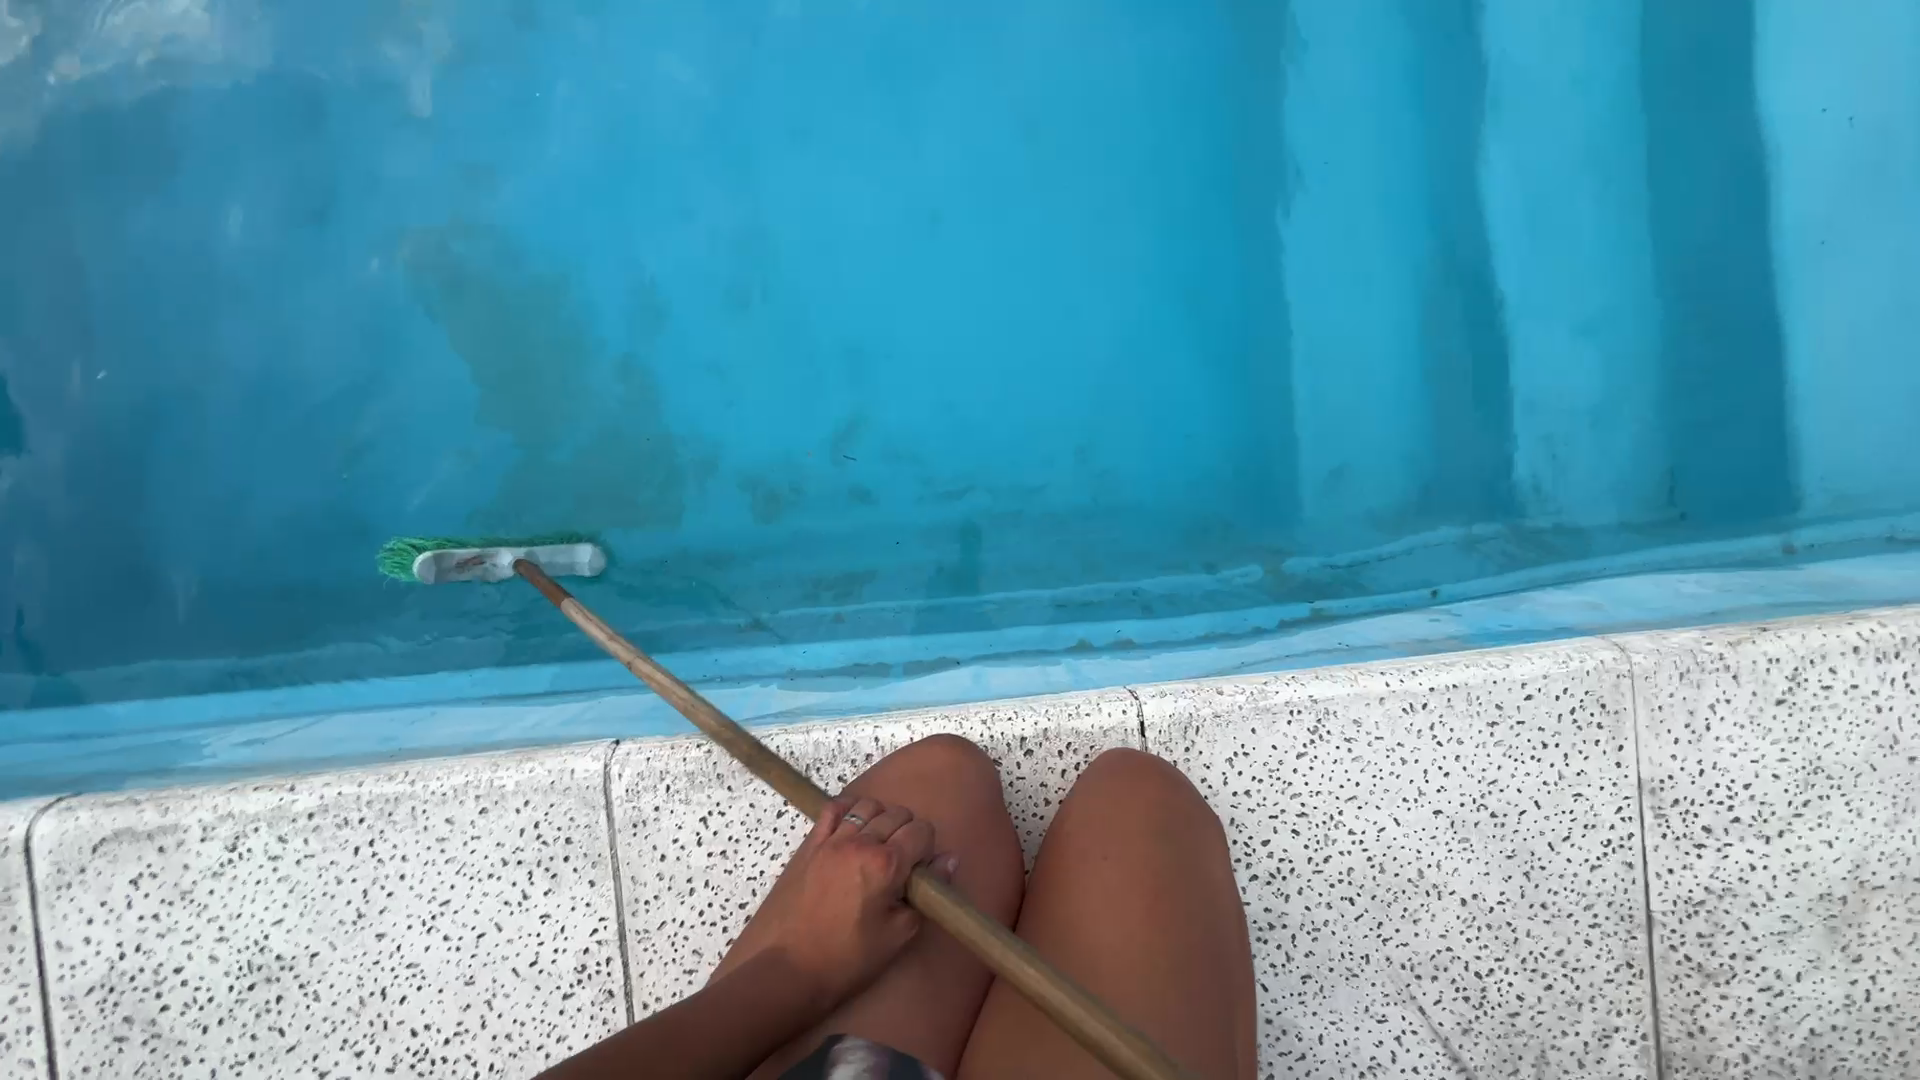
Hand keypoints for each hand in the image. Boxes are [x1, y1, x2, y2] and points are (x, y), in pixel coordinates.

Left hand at [736, 795, 955, 1002]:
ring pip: (867, 806)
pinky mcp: (810, 843)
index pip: (921, 831)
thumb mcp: (897, 935)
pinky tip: (852, 828)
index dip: (927, 848)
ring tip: (877, 845)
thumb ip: (926, 892)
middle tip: (901, 861)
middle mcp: (861, 842)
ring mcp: (832, 839)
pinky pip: (833, 809)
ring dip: (880, 819)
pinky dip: (848, 810)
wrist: (788, 970)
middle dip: (906, 832)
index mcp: (887, 864)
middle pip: (897, 814)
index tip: (920, 870)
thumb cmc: (847, 960)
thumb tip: (949, 859)